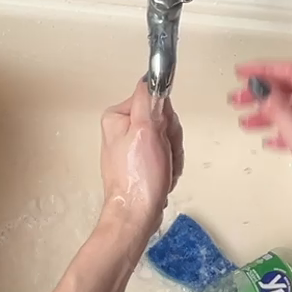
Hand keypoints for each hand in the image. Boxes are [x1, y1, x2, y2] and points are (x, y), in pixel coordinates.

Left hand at [98, 79, 183, 242]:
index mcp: (118, 116)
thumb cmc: (138, 179)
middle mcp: (122, 129)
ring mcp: (132, 146)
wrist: (136, 215)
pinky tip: (163, 176)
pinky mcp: (140, 161)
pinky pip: (165, 153)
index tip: (163, 134)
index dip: (166, 119)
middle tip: (164, 155)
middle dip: (171, 140)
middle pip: (163, 120)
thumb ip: (148, 101)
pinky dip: (169, 165)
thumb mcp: (145, 131)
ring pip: (168, 138)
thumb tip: (151, 77)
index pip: (155, 99)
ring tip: (163, 170)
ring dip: (172, 155)